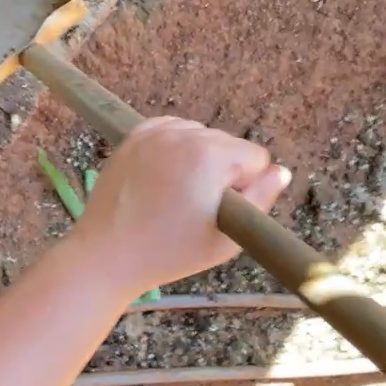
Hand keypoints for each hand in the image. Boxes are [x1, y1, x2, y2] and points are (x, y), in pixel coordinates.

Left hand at [69, 117, 290, 298]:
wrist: (106, 254)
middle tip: (193, 206)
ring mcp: (152, 134)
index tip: (219, 210)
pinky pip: (169, 131)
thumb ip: (261, 200)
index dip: (246, 187)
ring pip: (199, 136)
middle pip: (227, 144)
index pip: (256, 157)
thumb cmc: (168, 252)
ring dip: (198, 158)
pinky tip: (165, 176)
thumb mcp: (227, 237)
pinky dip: (173, 148)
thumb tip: (279, 172)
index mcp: (209, 155)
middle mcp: (181, 134)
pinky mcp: (131, 138)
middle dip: (222, 171)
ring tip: (176, 194)